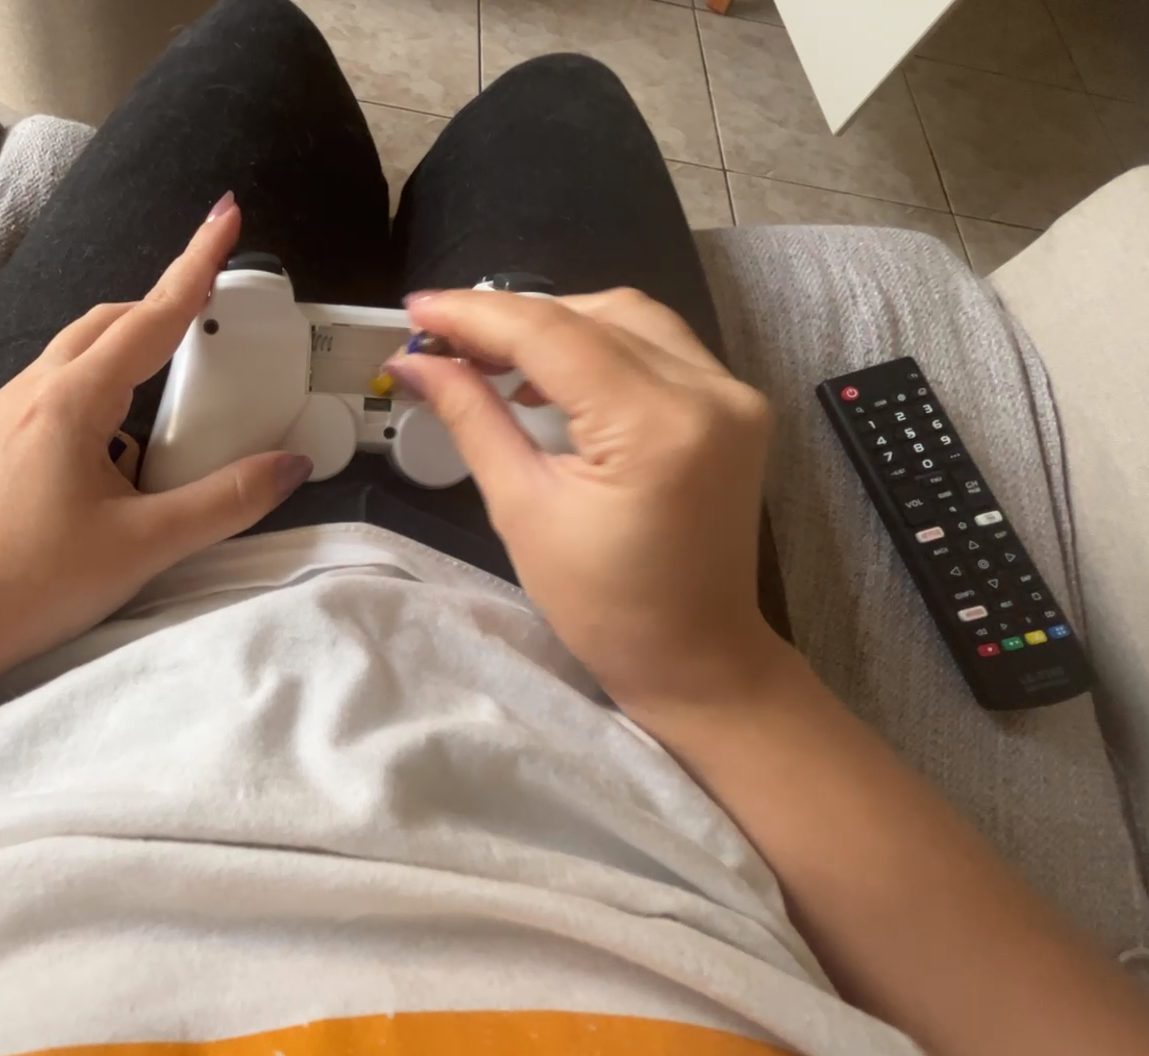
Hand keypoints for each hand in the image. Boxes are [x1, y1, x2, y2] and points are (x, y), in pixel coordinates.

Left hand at [0, 194, 312, 675]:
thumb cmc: (38, 582)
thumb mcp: (146, 544)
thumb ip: (226, 500)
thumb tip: (291, 465)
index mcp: (71, 400)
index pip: (150, 317)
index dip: (195, 264)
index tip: (226, 214)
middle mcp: (31, 391)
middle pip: (105, 323)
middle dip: (160, 309)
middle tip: (208, 327)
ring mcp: (3, 415)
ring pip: (75, 356)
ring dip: (128, 353)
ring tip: (170, 391)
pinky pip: (56, 392)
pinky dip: (100, 391)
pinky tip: (115, 445)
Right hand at [386, 288, 785, 712]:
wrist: (694, 653)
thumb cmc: (599, 603)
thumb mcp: (521, 508)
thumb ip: (472, 418)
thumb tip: (415, 363)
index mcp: (653, 426)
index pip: (551, 336)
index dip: (475, 315)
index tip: (415, 311)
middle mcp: (709, 390)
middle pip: (592, 313)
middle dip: (508, 317)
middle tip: (442, 339)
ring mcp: (731, 393)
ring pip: (626, 318)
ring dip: (552, 325)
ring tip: (487, 355)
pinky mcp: (733, 404)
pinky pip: (654, 346)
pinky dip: (594, 345)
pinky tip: (546, 377)